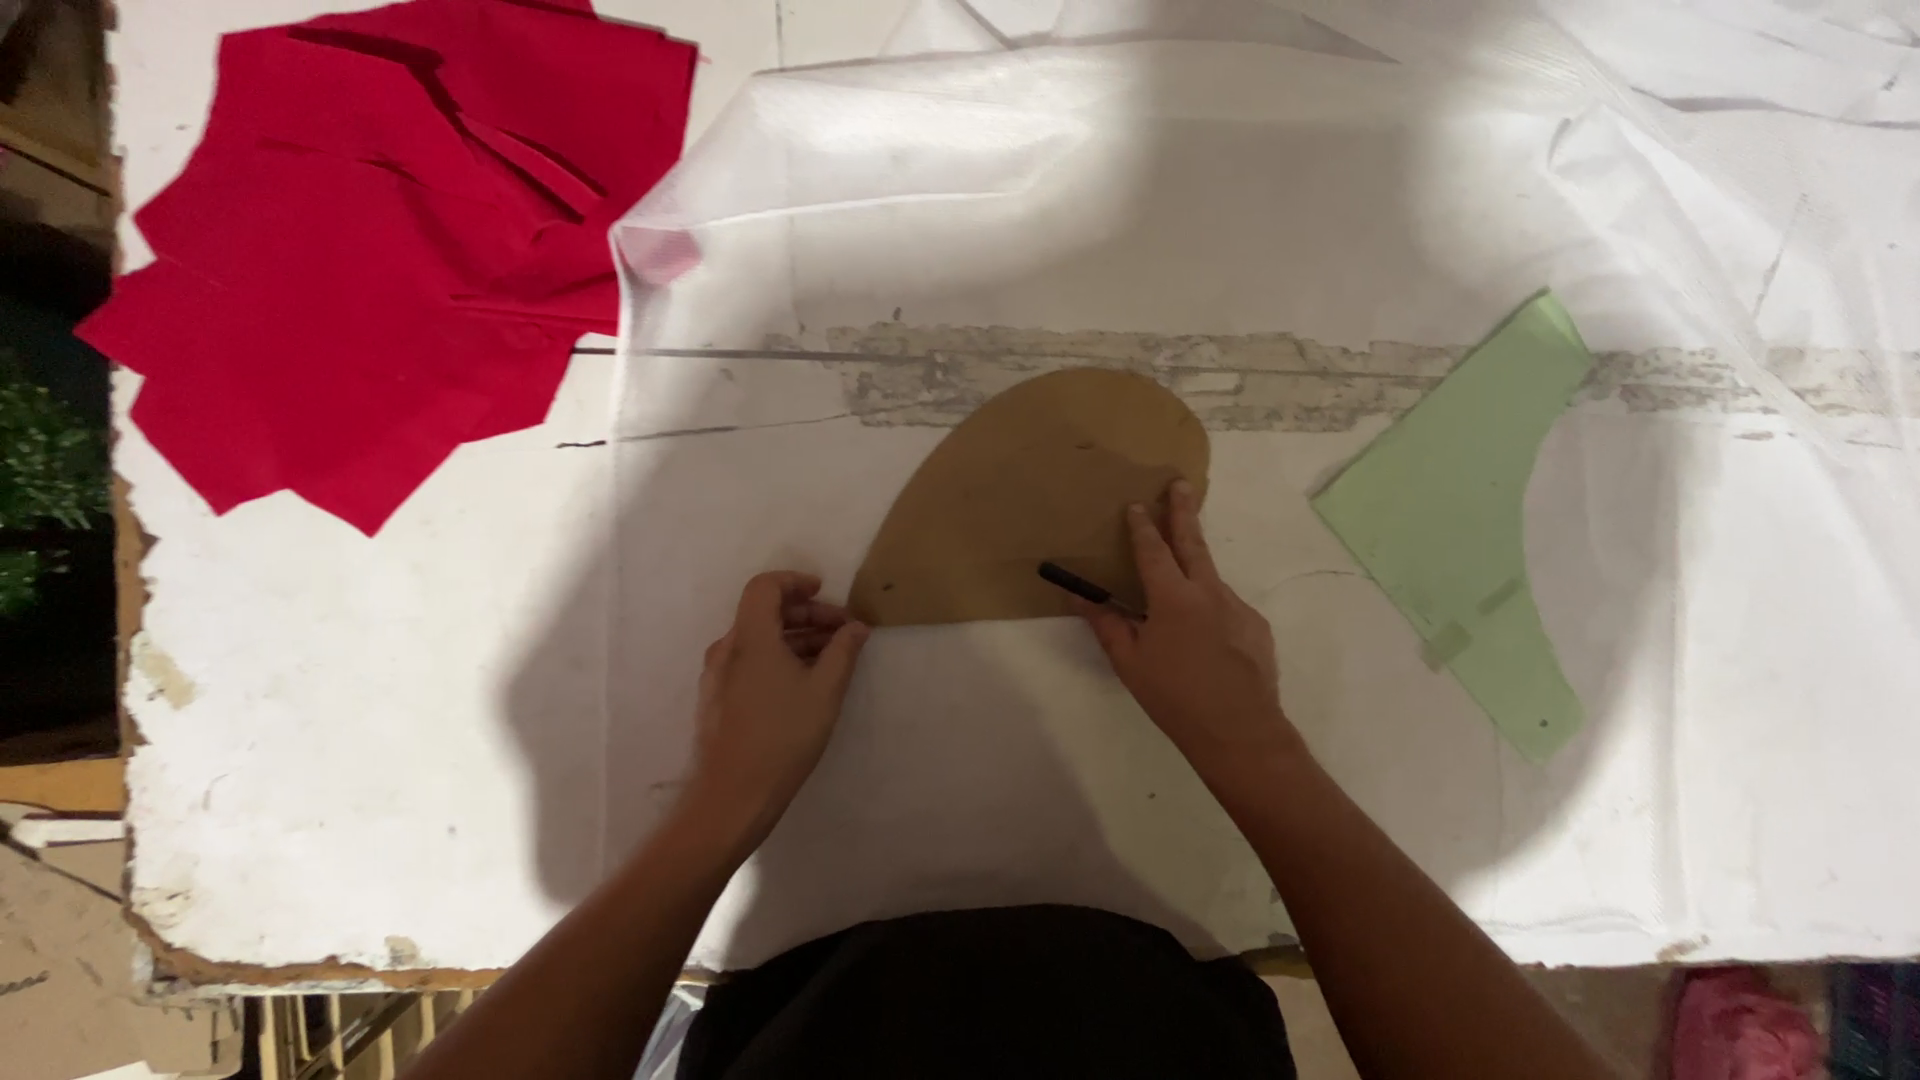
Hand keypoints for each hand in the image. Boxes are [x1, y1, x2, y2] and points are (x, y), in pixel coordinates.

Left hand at [679, 571, 869, 850]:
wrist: (734, 795)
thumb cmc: (784, 736)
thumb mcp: (825, 690)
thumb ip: (844, 651)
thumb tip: (857, 627)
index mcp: (750, 637)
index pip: (765, 586)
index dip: (795, 582)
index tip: (825, 592)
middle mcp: (728, 649)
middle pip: (765, 612)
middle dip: (807, 614)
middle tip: (843, 631)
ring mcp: (718, 675)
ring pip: (760, 639)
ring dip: (796, 638)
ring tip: (832, 658)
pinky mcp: (719, 699)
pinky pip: (751, 662)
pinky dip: (779, 658)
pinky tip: (805, 682)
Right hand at [1076, 480, 1306, 785]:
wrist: (1240, 731)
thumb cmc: (1174, 697)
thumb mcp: (1130, 662)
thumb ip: (1106, 624)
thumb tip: (1079, 598)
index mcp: (1173, 598)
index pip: (1153, 550)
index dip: (1142, 526)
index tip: (1136, 504)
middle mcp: (1208, 592)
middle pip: (1192, 542)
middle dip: (1183, 510)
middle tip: (1180, 483)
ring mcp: (1237, 607)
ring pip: (1210, 578)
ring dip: (1194, 567)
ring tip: (1180, 585)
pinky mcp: (1256, 626)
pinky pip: (1226, 608)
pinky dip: (1211, 611)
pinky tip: (1205, 641)